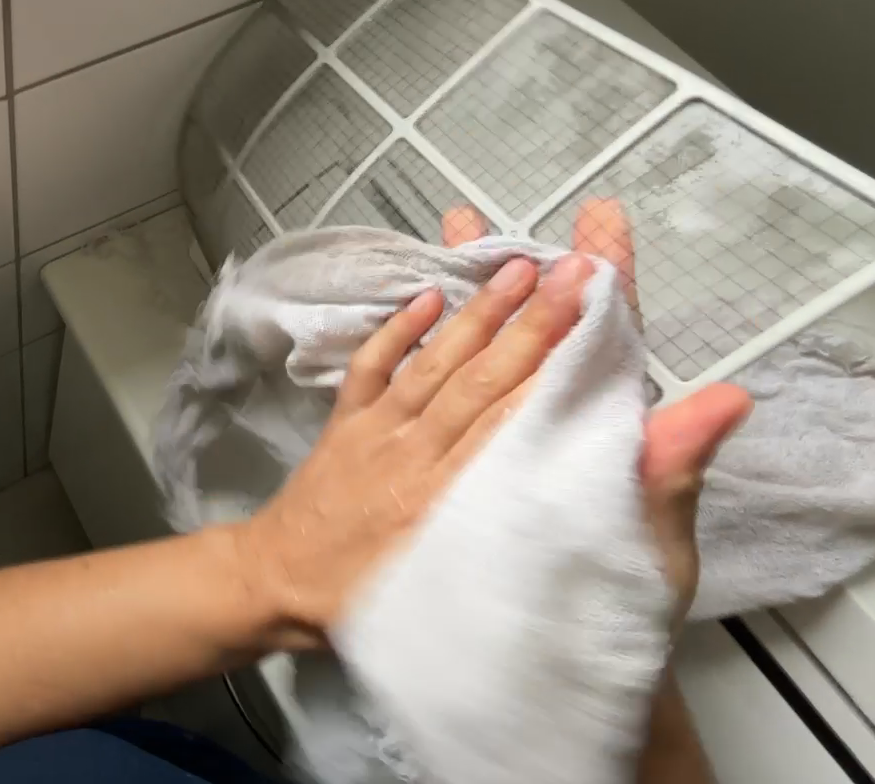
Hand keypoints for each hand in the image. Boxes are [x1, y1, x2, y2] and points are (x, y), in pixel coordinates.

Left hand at [227, 249, 596, 647]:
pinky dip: (398, 332)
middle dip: (532, 325)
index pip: (517, 419)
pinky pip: (371, 369)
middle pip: (484, 381)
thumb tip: (574, 492)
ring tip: (517, 269)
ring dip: (477, 316)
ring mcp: (374, 432)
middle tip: (573, 273)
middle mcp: (414, 454)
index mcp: (450, 500)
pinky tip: (427, 297)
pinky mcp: (342, 423)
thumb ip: (513, 539)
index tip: (595, 324)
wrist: (279, 584)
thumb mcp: (454, 594)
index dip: (559, 367)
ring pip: (434, 365)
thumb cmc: (370, 604)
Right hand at [443, 199, 748, 623]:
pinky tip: (419, 306)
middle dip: (525, 266)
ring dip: (471, 287)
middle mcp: (527, 417)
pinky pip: (414, 378)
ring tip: (462, 236)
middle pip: (532, 326)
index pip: (600, 337)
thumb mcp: (640, 537)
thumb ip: (669, 470)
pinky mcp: (428, 446)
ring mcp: (471, 428)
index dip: (606, 278)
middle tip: (509, 213)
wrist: (523, 645)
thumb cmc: (593, 593)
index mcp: (580, 427)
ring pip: (473, 342)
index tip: (603, 224)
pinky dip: (415, 338)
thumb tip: (727, 401)